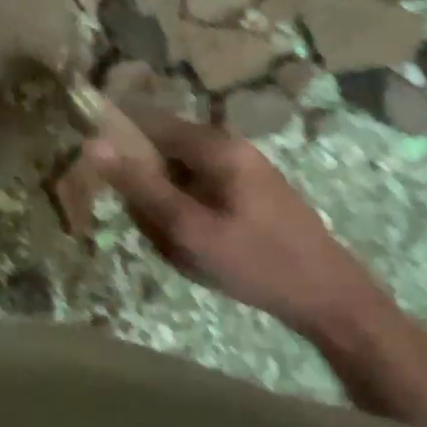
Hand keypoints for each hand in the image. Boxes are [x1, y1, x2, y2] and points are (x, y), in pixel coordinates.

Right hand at [87, 111, 387, 336]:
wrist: (335, 305)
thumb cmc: (257, 263)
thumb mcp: (187, 228)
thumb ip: (138, 184)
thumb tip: (90, 142)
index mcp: (217, 147)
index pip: (145, 122)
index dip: (117, 142)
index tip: (103, 177)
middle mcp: (230, 147)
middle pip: (159, 149)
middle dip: (143, 182)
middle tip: (149, 223)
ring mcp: (244, 170)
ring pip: (176, 173)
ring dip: (163, 202)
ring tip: (174, 240)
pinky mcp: (250, 193)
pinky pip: (197, 190)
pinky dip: (184, 211)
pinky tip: (194, 243)